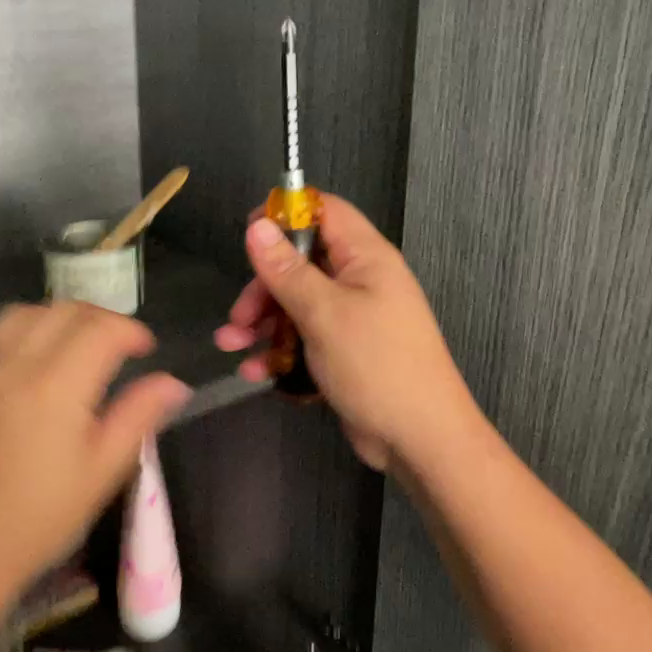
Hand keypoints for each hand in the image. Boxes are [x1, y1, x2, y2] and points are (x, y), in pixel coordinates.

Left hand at [0, 302, 191, 594]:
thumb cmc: (39, 519)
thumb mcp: (102, 473)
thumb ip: (138, 417)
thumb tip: (175, 383)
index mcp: (55, 385)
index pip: (100, 329)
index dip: (131, 331)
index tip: (148, 350)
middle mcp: (15, 364)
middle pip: (63, 310)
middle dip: (100, 318)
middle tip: (122, 346)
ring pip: (26, 312)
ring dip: (61, 316)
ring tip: (81, 344)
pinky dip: (27, 327)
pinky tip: (38, 358)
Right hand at [214, 194, 475, 469]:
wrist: (420, 439)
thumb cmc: (376, 365)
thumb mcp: (324, 313)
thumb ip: (287, 270)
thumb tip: (256, 225)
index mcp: (366, 258)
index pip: (325, 212)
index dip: (285, 214)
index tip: (247, 232)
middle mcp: (361, 282)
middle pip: (302, 264)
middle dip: (263, 288)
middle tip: (238, 317)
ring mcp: (354, 320)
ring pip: (298, 306)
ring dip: (263, 324)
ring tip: (232, 347)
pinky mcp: (346, 354)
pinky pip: (306, 341)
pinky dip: (280, 353)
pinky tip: (256, 374)